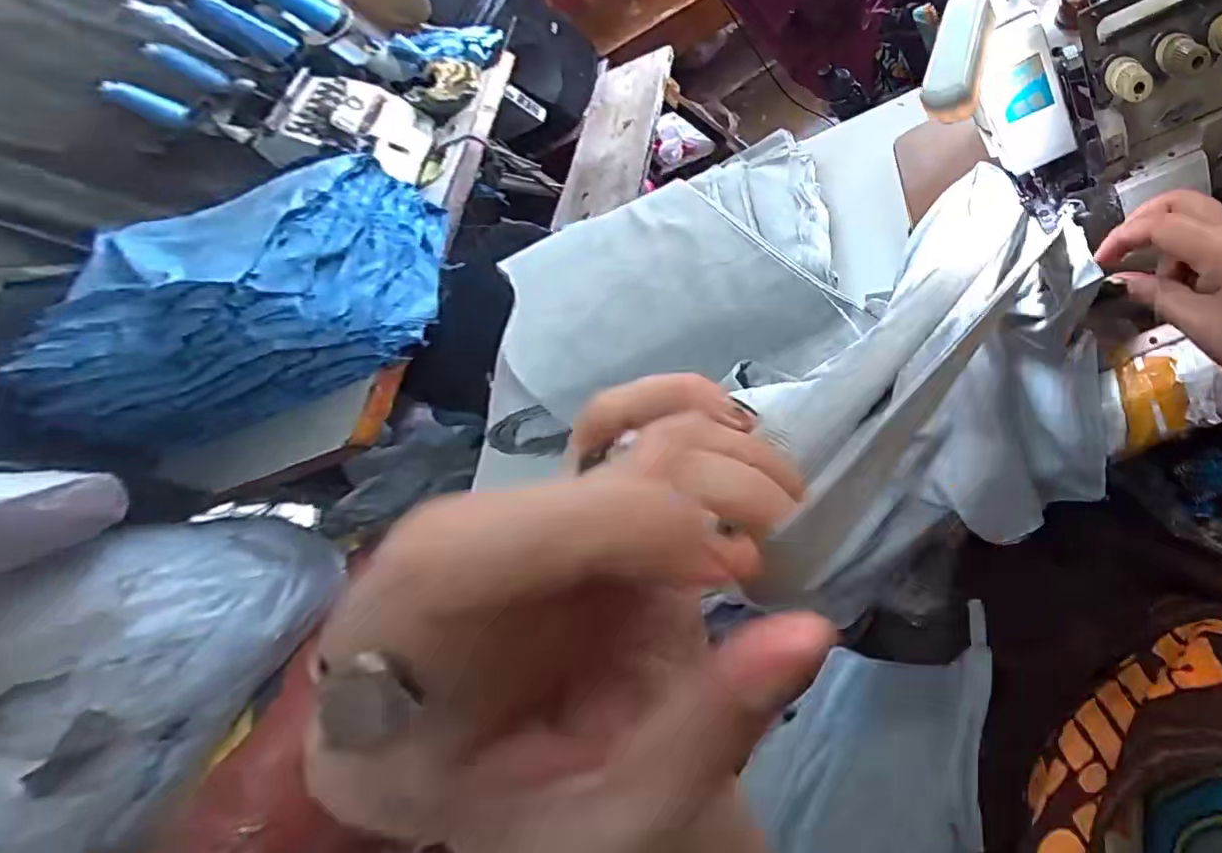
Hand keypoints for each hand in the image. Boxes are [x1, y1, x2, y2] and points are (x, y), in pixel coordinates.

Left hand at [305, 374, 832, 852]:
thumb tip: (815, 631)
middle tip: (771, 564)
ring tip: (779, 525)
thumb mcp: (630, 815)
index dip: (613, 527)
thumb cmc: (561, 813)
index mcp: (406, 659)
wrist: (563, 782)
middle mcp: (463, 555)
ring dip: (730, 461)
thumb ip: (712, 729)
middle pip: (586, 476)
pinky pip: (631, 412)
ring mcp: (532, 510)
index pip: (468, 551)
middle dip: (709, 500)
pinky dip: (697, 410)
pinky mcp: (589, 488)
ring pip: (628, 427)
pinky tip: (742, 439)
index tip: (731, 568)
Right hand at [1095, 191, 1221, 405]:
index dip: (1124, 237)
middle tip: (1121, 250)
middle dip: (1143, 220)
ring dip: (1167, 238)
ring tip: (1161, 283)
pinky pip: (1211, 234)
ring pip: (1195, 215)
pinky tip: (1185, 284)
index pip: (1160, 224)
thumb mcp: (1195, 322)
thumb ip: (1154, 294)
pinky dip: (1187, 249)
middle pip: (1180, 202)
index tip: (1100, 261)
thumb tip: (1120, 280)